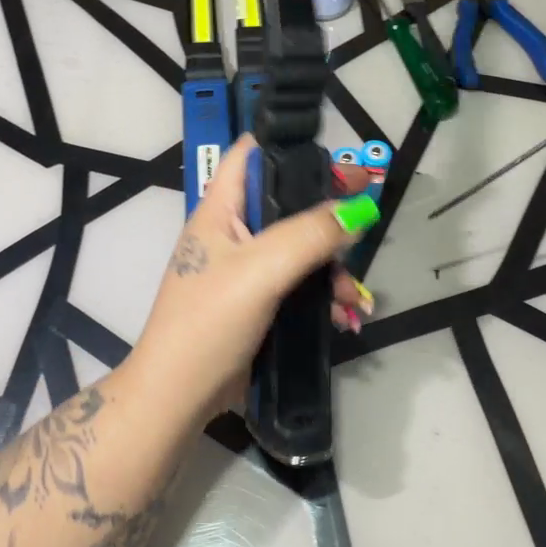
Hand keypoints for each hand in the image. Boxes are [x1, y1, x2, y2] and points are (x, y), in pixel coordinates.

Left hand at [127, 136, 378, 419]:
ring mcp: (245, 272)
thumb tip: (358, 210)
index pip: (251, 155)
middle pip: (288, 205)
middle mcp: (232, 234)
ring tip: (353, 297)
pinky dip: (324, 297)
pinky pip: (299, 287)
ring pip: (300, 250)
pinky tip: (346, 317)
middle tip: (366, 220)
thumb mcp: (261, 270)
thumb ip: (310, 235)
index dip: (291, 148)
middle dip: (328, 217)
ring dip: (333, 268)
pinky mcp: (257, 305)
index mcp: (220, 211)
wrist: (179, 398)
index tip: (337, 160)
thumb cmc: (209, 322)